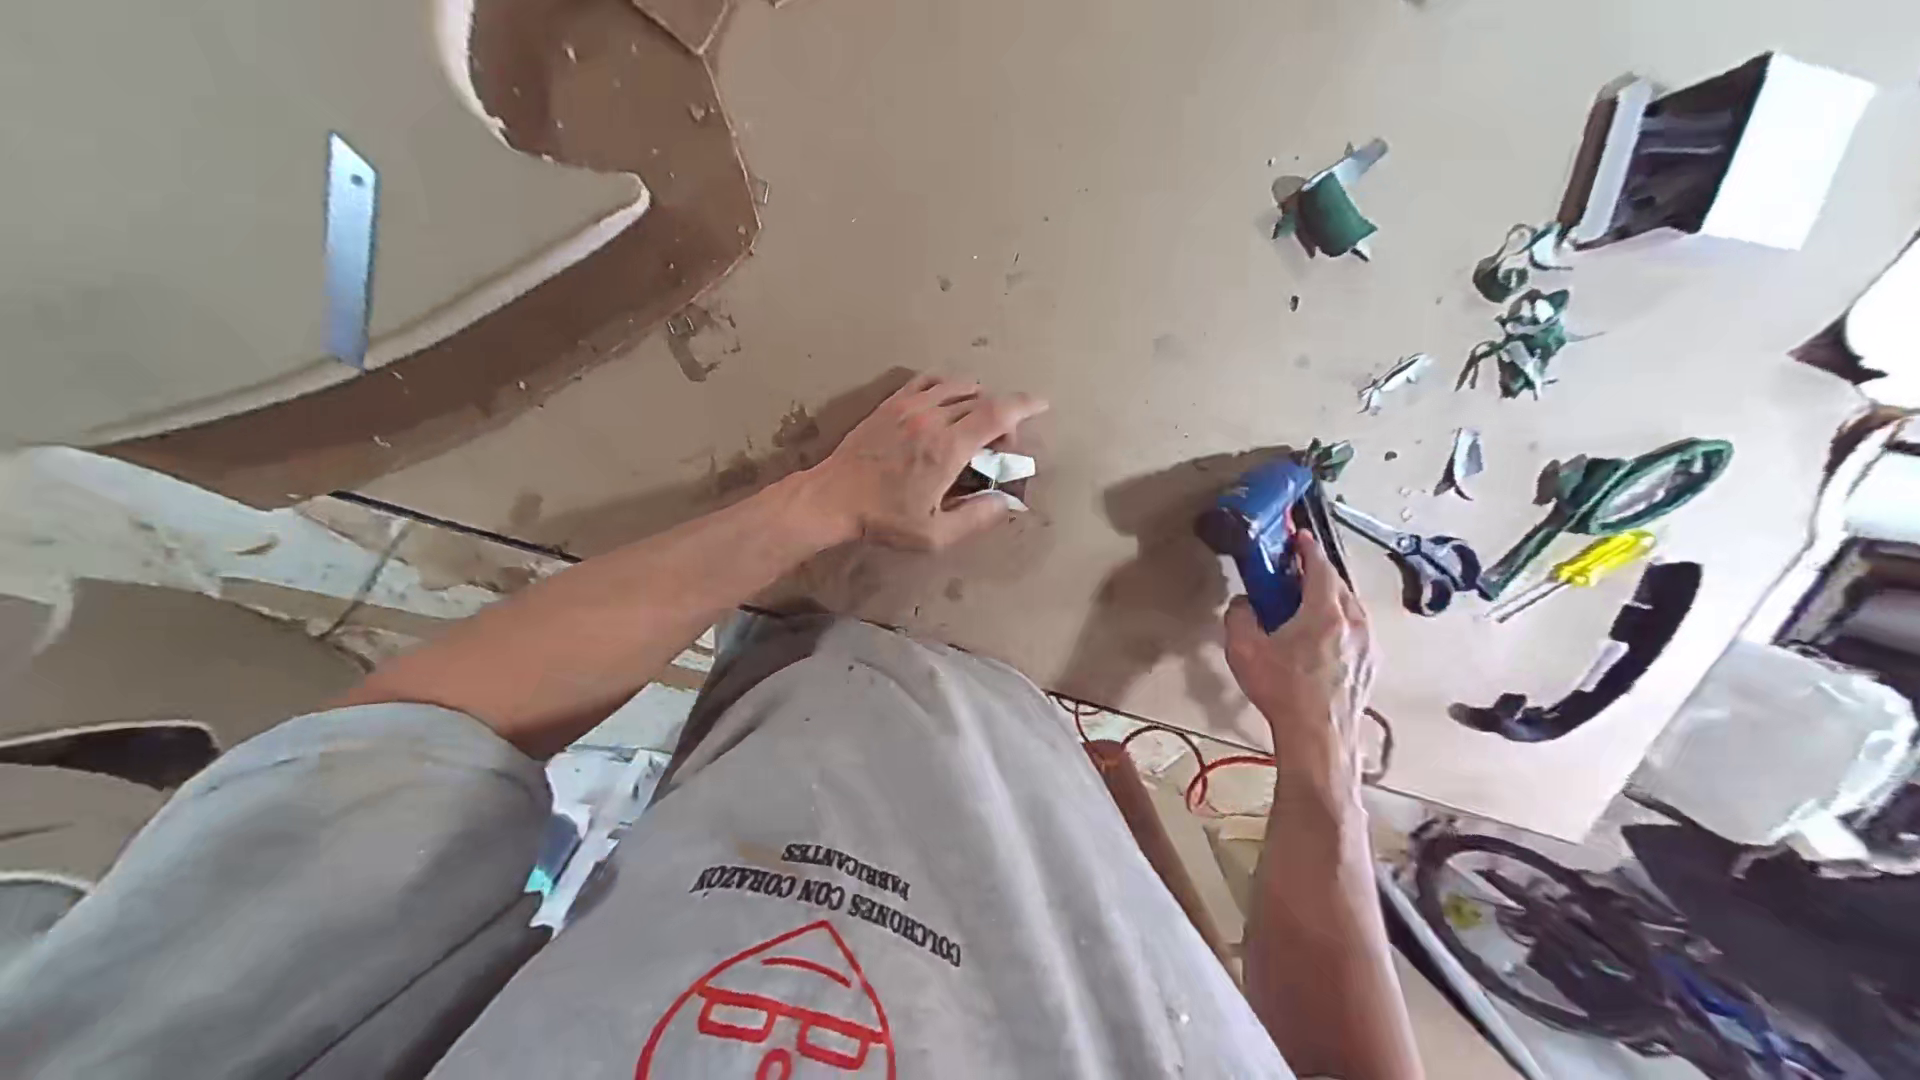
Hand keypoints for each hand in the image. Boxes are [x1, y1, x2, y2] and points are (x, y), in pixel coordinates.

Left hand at [800, 373, 1048, 550]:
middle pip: (983, 399)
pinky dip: (948, 386)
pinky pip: (929, 380)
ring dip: (978, 399)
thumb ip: (976, 518)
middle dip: (1003, 416)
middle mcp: (932, 418)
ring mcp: (909, 406)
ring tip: (975, 425)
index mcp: (947, 448)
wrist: (832, 499)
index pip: (998, 413)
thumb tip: (1006, 502)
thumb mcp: (934, 535)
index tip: (1042, 404)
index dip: (1026, 405)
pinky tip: (947, 404)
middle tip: (999, 445)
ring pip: (958, 385)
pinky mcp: (891, 403)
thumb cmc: (883, 519)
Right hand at [1224, 531, 1374, 793]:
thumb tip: (1244, 603)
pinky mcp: (1370, 663)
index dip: (1307, 547)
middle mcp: (1353, 622)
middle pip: (1337, 584)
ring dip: (1326, 598)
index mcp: (1324, 612)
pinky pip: (1354, 629)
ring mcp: (1367, 644)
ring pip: (1348, 607)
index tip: (1297, 536)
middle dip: (1314, 574)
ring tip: (1301, 606)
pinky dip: (1336, 622)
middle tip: (1289, 575)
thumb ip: (1239, 615)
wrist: (1319, 736)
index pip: (1320, 565)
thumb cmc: (1282, 690)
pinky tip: (1316, 638)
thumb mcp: (1243, 648)